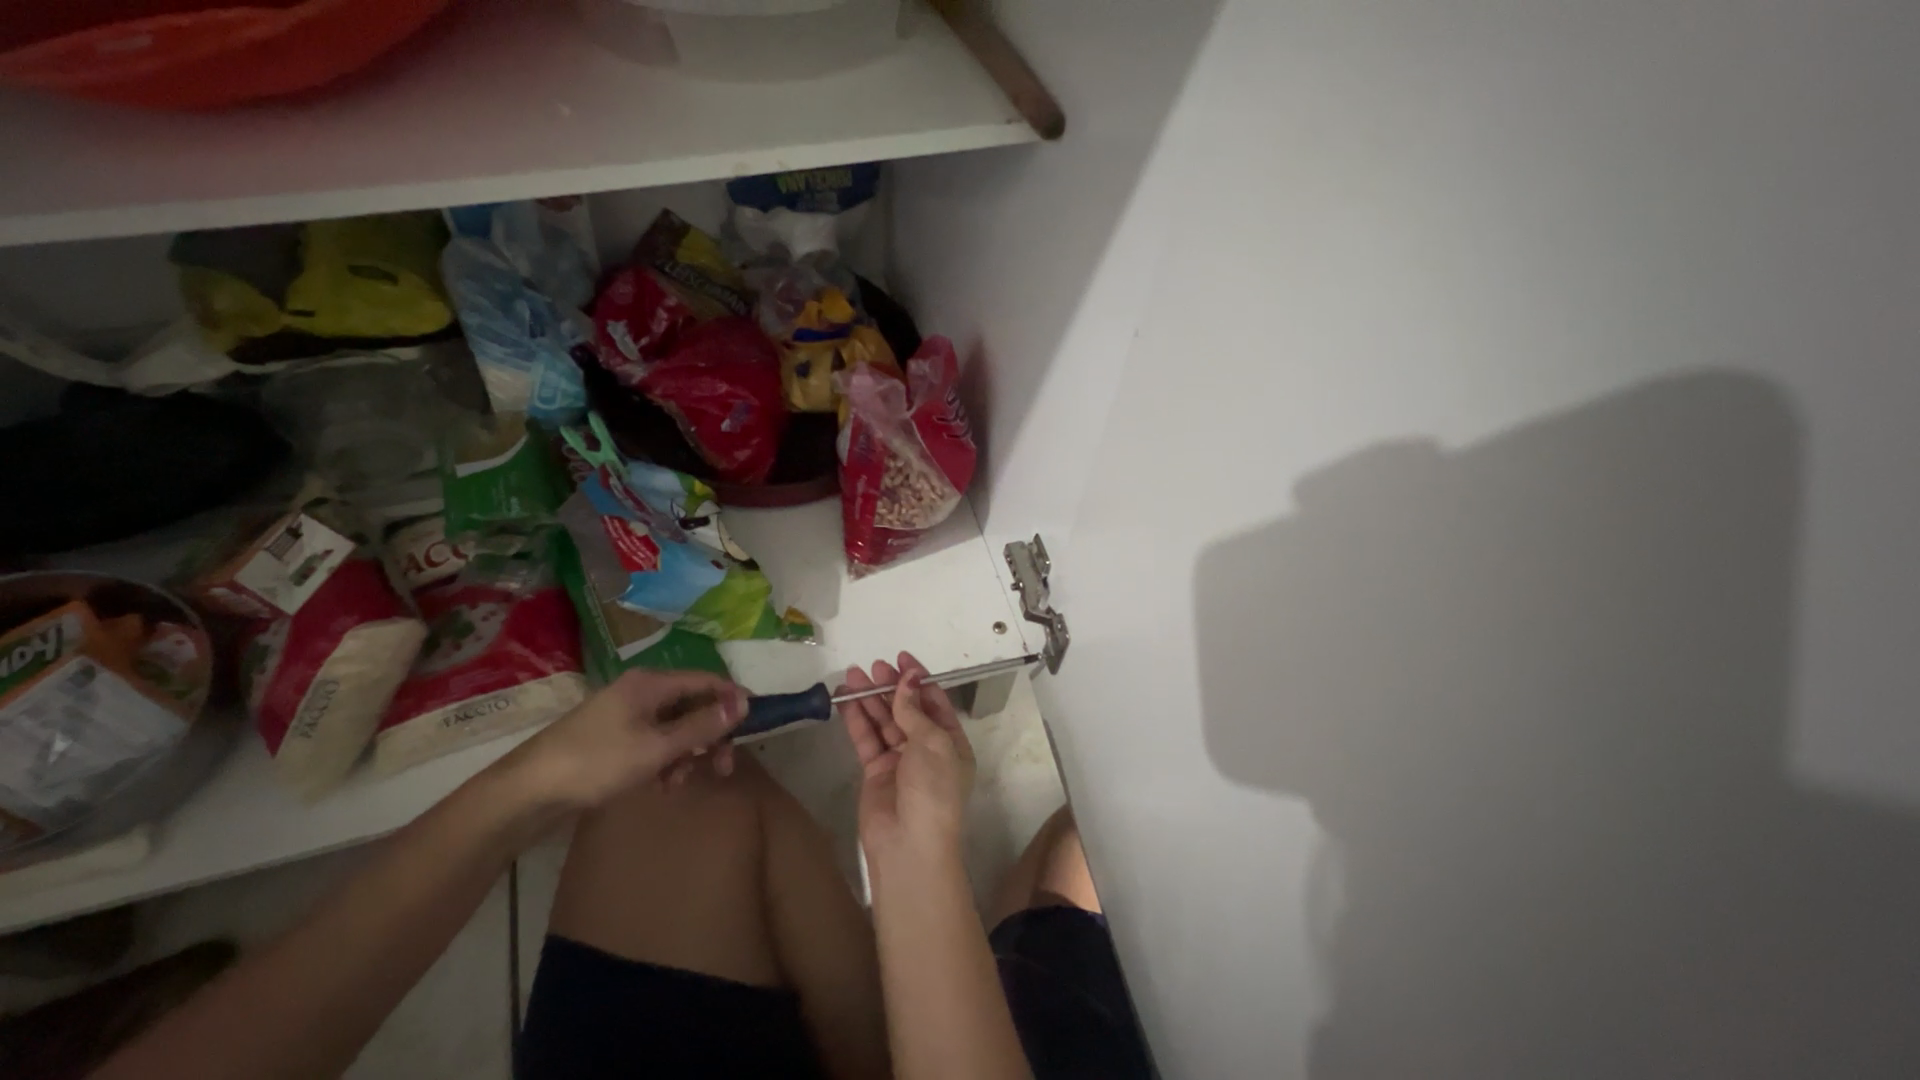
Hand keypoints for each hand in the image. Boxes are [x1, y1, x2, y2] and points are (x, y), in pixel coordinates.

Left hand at [505, 669, 746, 811]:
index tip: (752, 728)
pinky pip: (654, 742)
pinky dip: (664, 761)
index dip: (732, 701)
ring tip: (678, 783)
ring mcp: (625, 715)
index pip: (707, 681)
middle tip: (723, 767)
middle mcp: (640, 692)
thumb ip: (702, 726)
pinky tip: (660, 785)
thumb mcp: (657, 747)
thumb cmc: (597, 763)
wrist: (529, 791)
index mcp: (651, 684)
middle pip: (692, 706)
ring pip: (674, 728)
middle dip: (710, 736)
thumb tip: (744, 702)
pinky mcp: (613, 738)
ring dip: (686, 754)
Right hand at [840, 652, 973, 859]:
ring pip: (884, 722)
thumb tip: (909, 678)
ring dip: (870, 699)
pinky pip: (866, 739)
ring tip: (853, 676)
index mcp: (952, 743)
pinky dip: (856, 719)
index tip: (901, 658)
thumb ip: (915, 710)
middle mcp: (927, 749)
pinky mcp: (875, 771)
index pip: (935, 703)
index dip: (918, 680)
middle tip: (873, 667)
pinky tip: (845, 700)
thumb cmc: (933, 790)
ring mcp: (900, 761)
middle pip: (907, 710)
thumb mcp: (932, 744)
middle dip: (891, 687)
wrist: (909, 844)